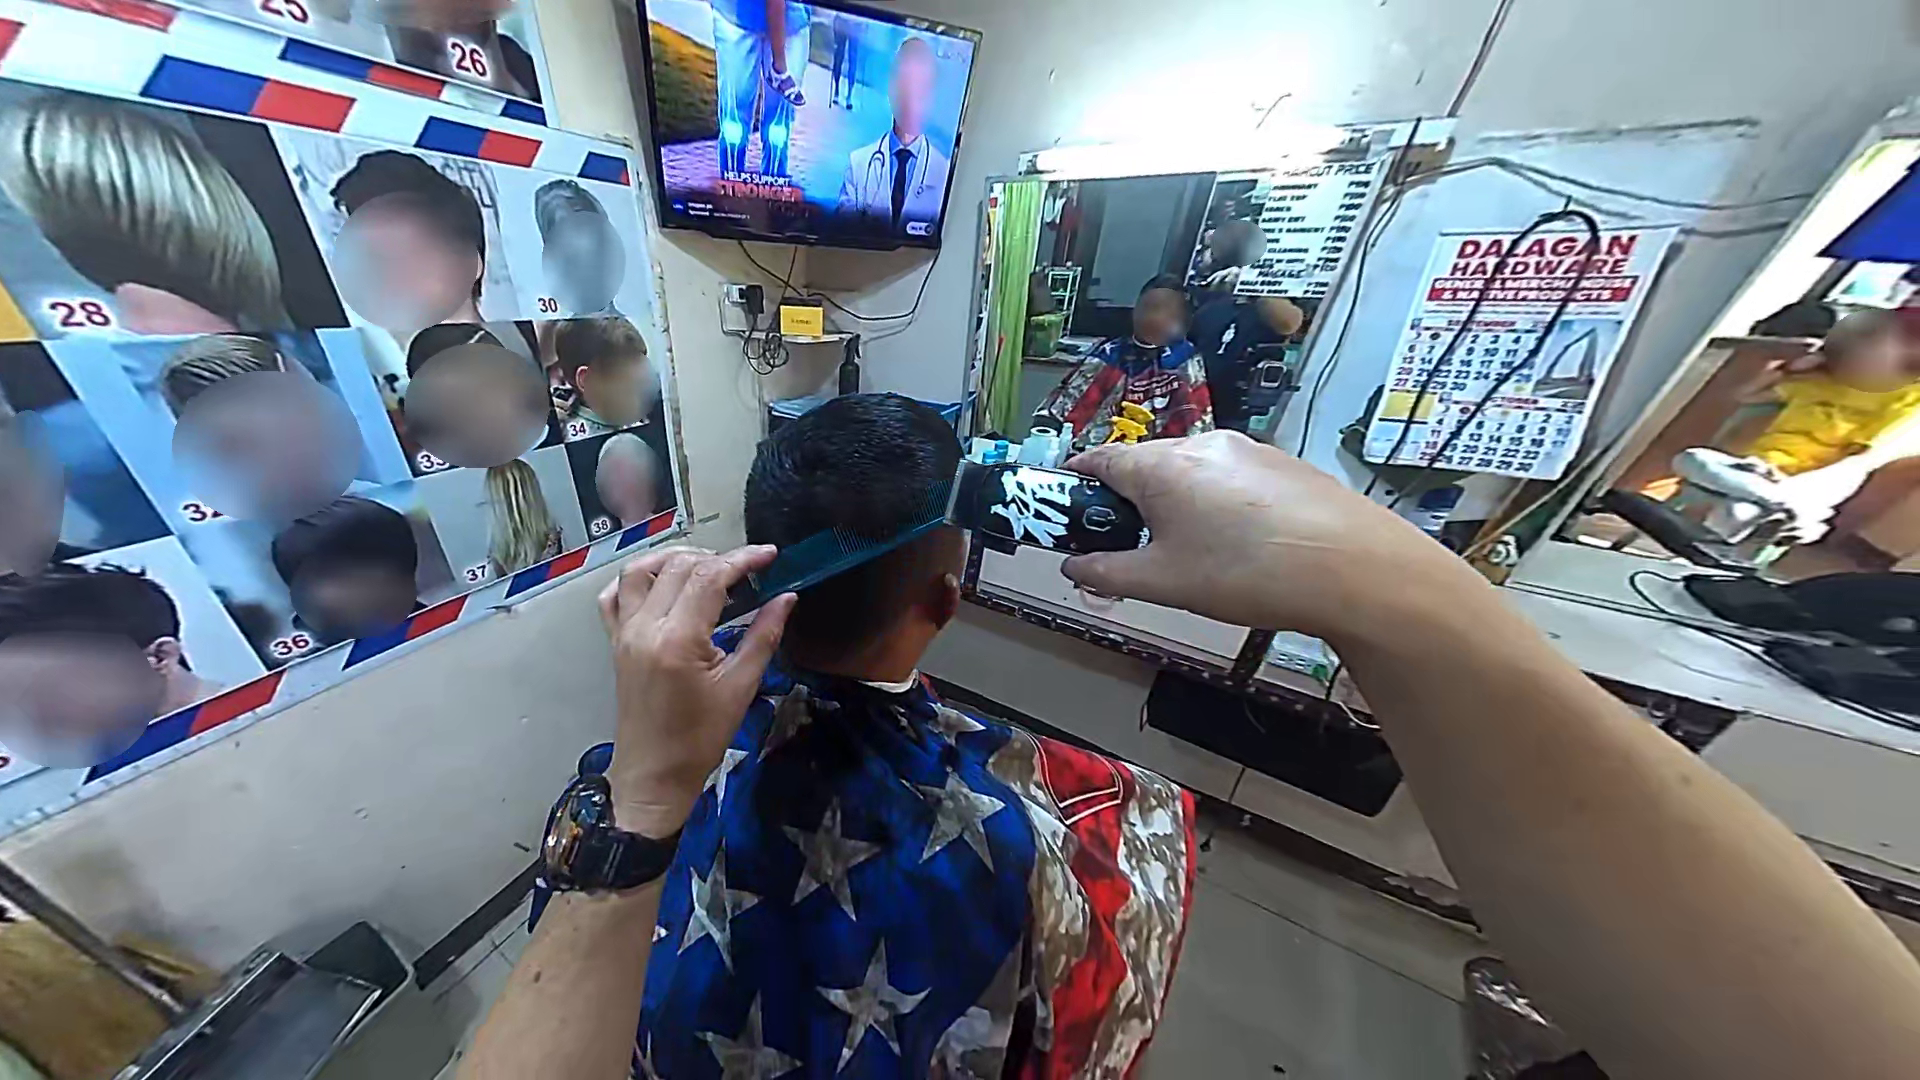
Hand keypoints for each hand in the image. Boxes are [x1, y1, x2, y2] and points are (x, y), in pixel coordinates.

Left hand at [596, 546, 795, 836]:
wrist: (654, 775)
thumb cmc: (702, 736)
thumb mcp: (742, 685)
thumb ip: (765, 634)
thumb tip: (787, 597)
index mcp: (678, 639)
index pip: (710, 577)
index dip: (743, 559)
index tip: (770, 555)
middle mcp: (645, 627)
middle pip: (678, 566)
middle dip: (718, 557)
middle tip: (748, 569)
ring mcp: (624, 633)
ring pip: (640, 571)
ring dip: (676, 559)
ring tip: (708, 567)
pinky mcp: (615, 642)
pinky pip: (614, 596)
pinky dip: (638, 580)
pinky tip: (663, 584)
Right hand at [1058, 431, 1488, 643]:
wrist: (1358, 570)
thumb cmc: (1243, 573)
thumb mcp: (1162, 582)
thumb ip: (1106, 573)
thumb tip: (1071, 568)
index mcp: (1161, 466)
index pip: (1099, 457)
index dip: (1076, 477)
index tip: (1067, 501)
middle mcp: (1200, 444)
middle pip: (1143, 462)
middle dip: (1124, 494)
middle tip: (1126, 537)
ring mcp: (1246, 448)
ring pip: (1187, 467)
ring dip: (1169, 496)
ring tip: (1182, 542)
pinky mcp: (1282, 462)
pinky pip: (1226, 473)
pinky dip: (1210, 496)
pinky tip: (1233, 536)